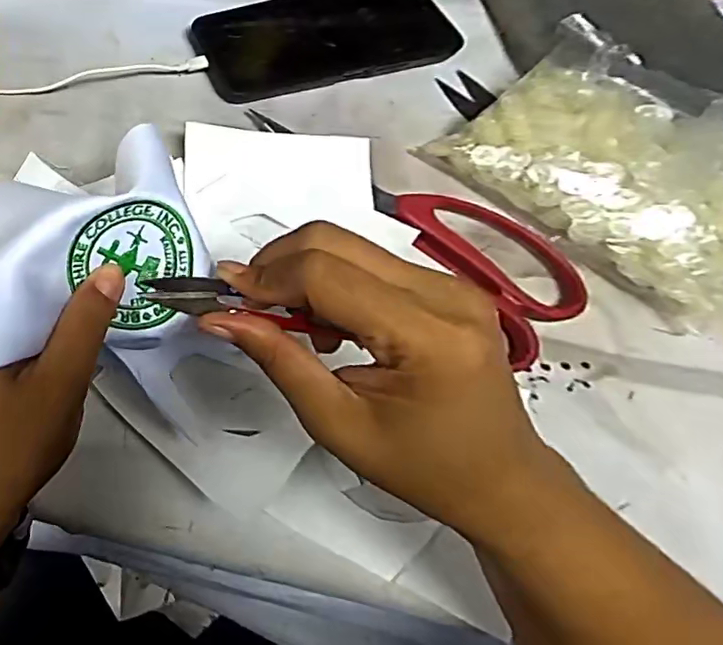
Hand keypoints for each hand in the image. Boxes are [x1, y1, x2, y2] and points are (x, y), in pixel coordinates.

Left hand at [0, 265, 124, 573]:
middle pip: (28, 285)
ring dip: (66, 299)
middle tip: (115, 250)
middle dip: (68, 271)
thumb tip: (110, 268)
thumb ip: (83, 326)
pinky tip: (87, 320)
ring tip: (109, 277)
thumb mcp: (59, 380)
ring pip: (34, 309)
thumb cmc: (17, 439)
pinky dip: (59, 325)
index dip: (60, 248)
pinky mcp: (3, 363)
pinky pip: (34, 330)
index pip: (21, 265)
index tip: (99, 230)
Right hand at [198, 223, 579, 540]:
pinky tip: (326, 318)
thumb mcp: (335, 422)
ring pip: (342, 242)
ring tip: (294, 320)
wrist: (503, 482)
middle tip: (252, 305)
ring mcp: (450, 283)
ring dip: (298, 269)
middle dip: (275, 264)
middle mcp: (447, 295)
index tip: (226, 296)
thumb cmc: (424, 465)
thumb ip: (275, 359)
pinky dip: (324, 275)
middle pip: (330, 241)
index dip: (265, 279)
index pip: (324, 275)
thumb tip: (218, 317)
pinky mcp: (443, 282)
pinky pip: (361, 255)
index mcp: (430, 337)